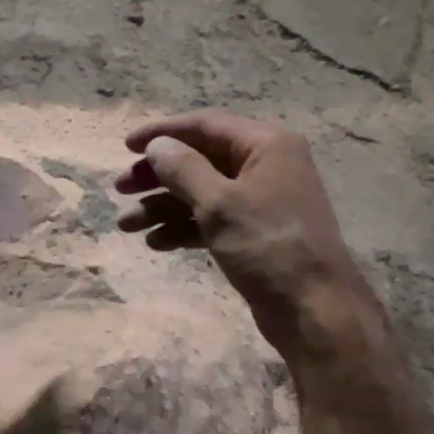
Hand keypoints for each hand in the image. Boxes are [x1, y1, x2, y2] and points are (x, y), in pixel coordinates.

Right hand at [114, 110, 376, 355]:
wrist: (312, 307)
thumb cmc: (268, 246)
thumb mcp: (220, 204)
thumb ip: (184, 170)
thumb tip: (158, 145)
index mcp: (266, 146)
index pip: (206, 126)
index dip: (163, 132)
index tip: (124, 145)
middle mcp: (265, 167)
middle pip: (200, 161)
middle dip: (158, 175)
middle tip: (120, 189)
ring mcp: (260, 203)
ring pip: (202, 195)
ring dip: (163, 207)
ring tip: (126, 225)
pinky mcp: (254, 236)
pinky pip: (211, 222)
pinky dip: (183, 229)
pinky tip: (155, 243)